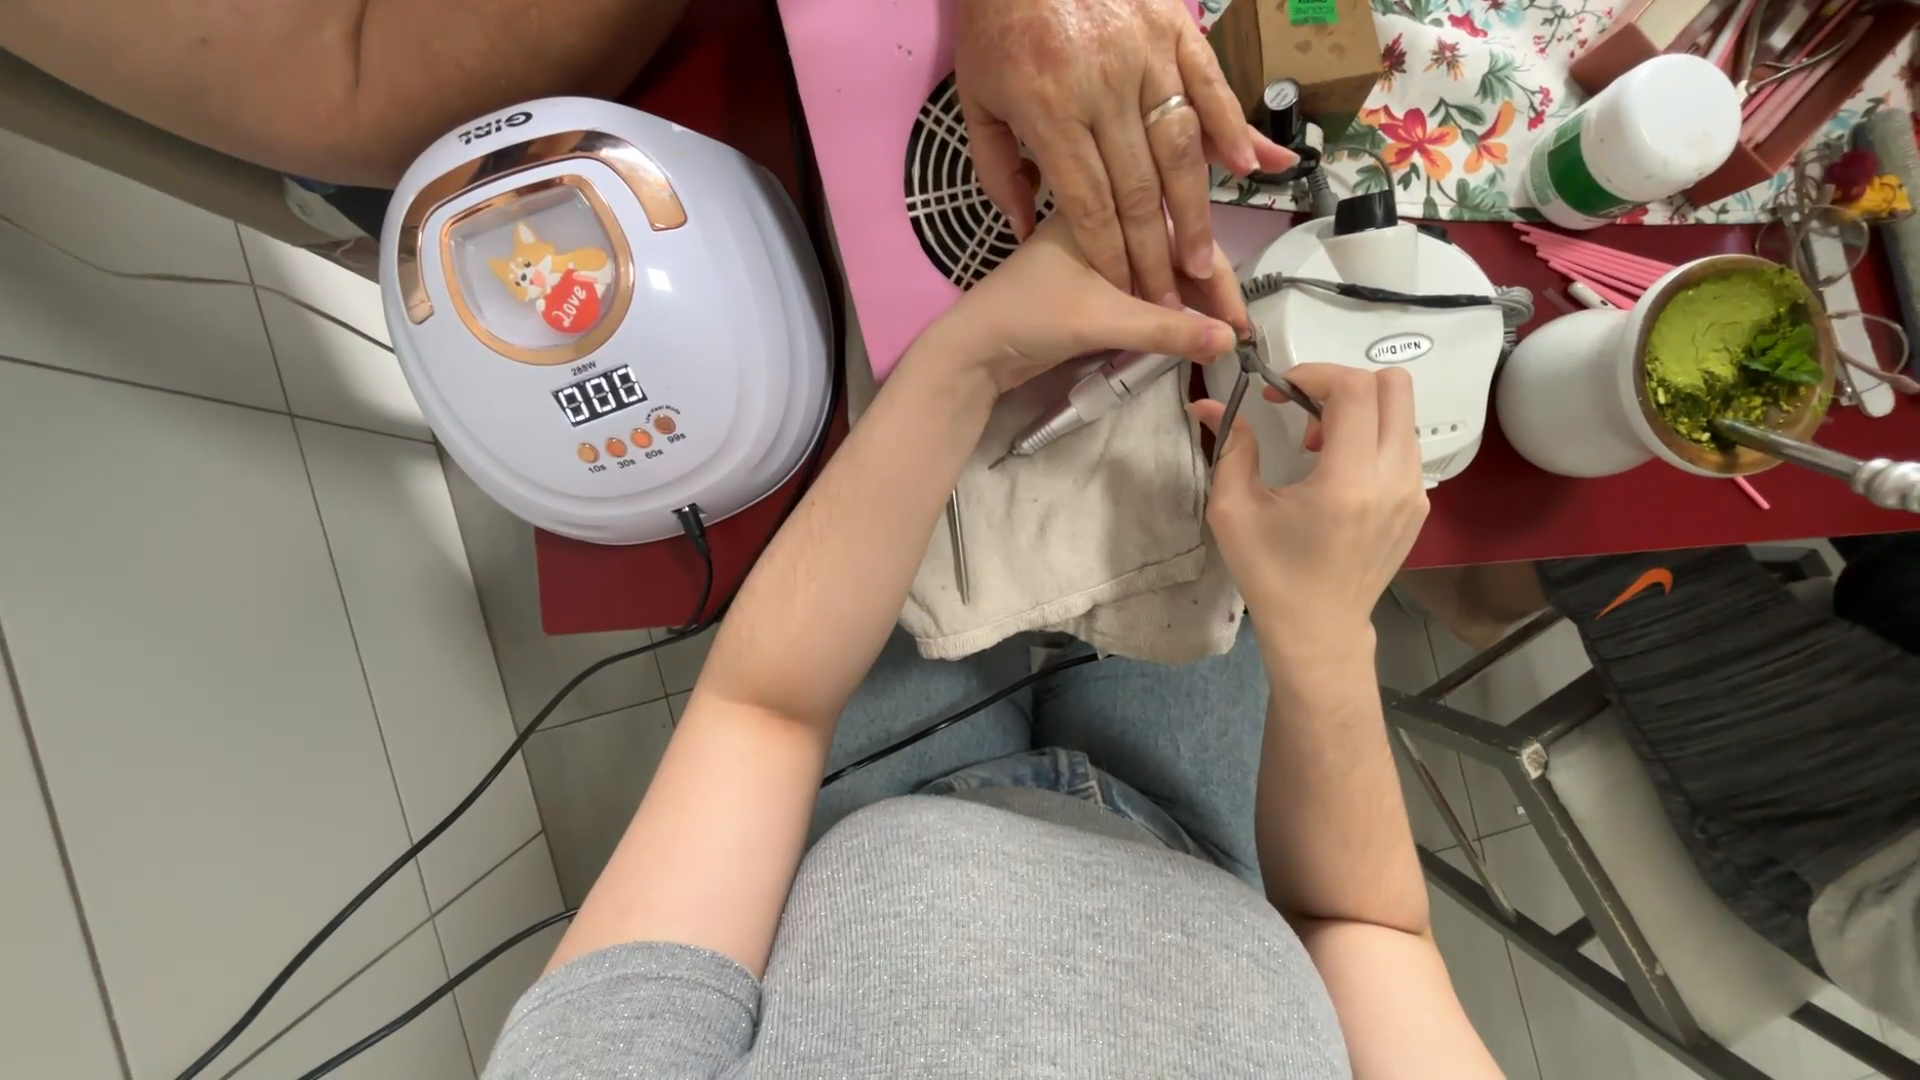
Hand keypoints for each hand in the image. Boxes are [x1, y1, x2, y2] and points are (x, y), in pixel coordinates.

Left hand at [921, 217, 1240, 393]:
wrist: (971, 348)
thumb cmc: (1028, 316)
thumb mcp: (1101, 320)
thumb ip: (1166, 331)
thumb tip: (1227, 341)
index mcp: (1107, 203)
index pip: (1182, 236)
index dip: (1216, 282)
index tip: (1240, 325)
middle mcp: (1106, 218)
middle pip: (1176, 251)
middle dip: (1208, 293)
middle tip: (1235, 336)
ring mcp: (1096, 250)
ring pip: (1159, 271)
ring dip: (1188, 303)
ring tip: (1217, 338)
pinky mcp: (1087, 282)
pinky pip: (1139, 290)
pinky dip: (1162, 311)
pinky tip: (1182, 331)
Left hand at [955, 0, 1296, 306]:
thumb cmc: (996, 26)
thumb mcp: (975, 103)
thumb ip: (997, 170)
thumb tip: (1024, 228)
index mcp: (1050, 110)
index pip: (1090, 203)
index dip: (1112, 255)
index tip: (1127, 296)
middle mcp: (1104, 88)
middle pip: (1138, 189)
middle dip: (1155, 253)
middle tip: (1173, 299)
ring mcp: (1145, 55)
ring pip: (1180, 148)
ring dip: (1196, 211)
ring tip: (1205, 262)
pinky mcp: (1173, 28)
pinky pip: (1210, 85)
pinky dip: (1232, 129)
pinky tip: (1251, 170)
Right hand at [1190, 365, 1429, 649]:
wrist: (1318, 628)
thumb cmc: (1269, 573)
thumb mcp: (1233, 511)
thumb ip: (1230, 449)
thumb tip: (1210, 405)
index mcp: (1347, 482)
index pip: (1354, 390)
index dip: (1314, 373)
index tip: (1278, 391)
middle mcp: (1394, 480)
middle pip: (1394, 387)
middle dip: (1342, 383)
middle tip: (1304, 411)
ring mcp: (1415, 492)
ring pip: (1403, 413)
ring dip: (1358, 411)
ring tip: (1317, 446)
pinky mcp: (1419, 504)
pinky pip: (1404, 444)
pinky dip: (1370, 438)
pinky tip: (1336, 472)